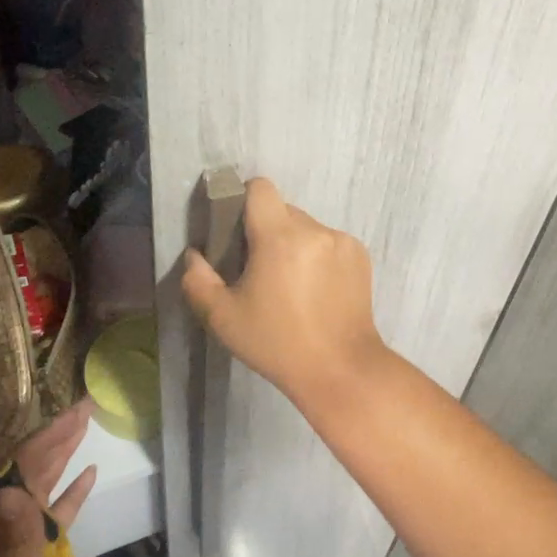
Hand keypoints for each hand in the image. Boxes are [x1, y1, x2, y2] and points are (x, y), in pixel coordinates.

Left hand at [0, 400, 98, 556]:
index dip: (36, 445)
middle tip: (84, 408)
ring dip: (61, 461)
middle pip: (22, 482)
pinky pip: (53, 527)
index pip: (6, 481)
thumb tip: (13, 489)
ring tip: (85, 428)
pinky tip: (88, 477)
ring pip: (39, 498)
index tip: (68, 417)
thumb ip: (12, 547)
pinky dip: (71, 498)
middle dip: (51, 442)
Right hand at [182, 177, 385, 400]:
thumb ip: (198, 280)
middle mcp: (315, 229)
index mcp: (280, 236)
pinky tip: (315, 291)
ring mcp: (342, 241)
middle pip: (283, 211)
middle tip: (258, 269)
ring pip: (307, 228)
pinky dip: (318, 257)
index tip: (235, 227)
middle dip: (267, 231)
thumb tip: (195, 255)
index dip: (243, 199)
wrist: (340, 368)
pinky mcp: (361, 255)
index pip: (260, 188)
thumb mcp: (223, 318)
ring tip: (289, 286)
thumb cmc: (277, 343)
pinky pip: (329, 243)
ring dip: (294, 245)